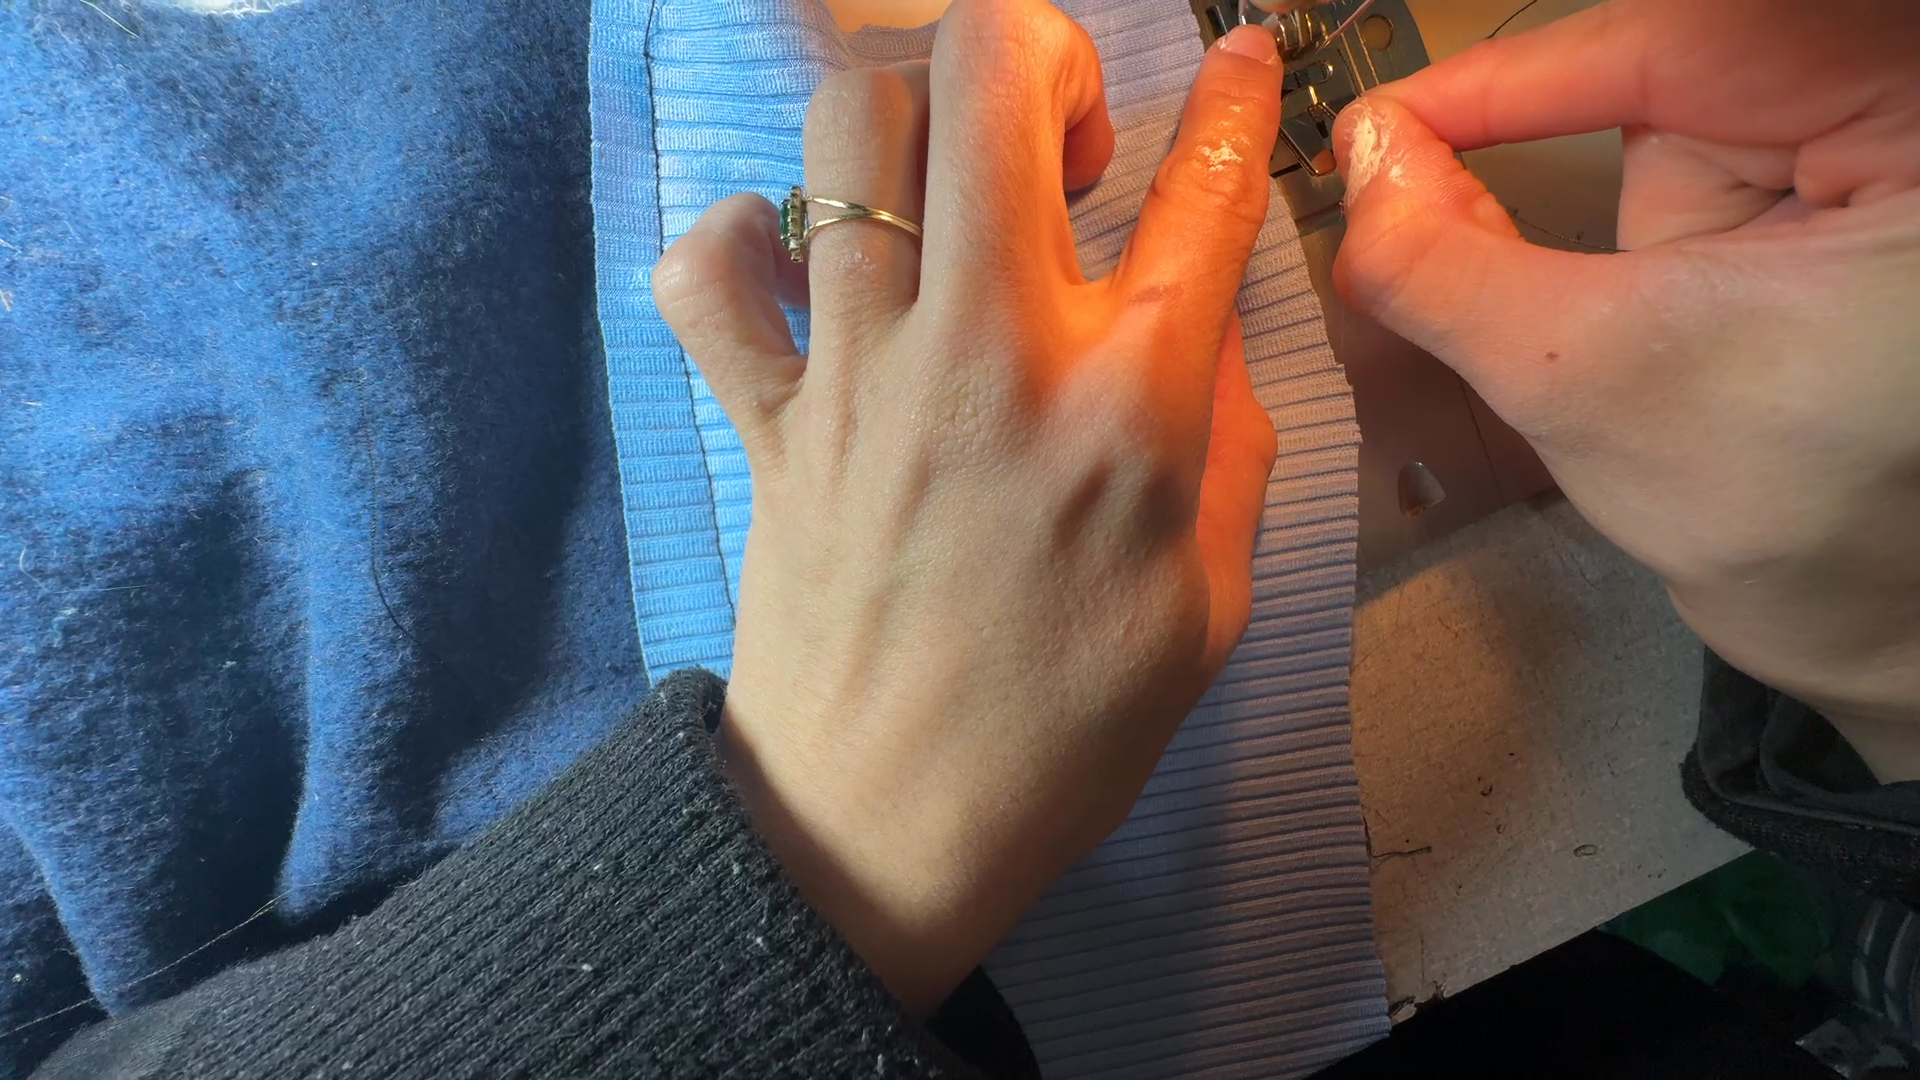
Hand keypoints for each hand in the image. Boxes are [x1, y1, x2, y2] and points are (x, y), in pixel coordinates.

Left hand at [652, 2, 1282, 1011]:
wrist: (882, 823)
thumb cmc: (1064, 735)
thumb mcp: (1206, 602)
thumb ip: (1221, 443)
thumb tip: (1194, 331)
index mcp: (1126, 410)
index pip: (1204, 198)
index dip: (1239, 107)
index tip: (1245, 64)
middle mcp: (988, 354)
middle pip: (988, 78)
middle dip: (1038, 52)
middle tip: (1059, 142)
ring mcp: (855, 378)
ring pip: (848, 131)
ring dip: (907, 117)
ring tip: (943, 196)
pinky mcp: (764, 424)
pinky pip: (708, 276)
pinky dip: (740, 243)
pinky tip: (792, 276)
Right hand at [1331, 0, 1919, 776]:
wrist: (1847, 600)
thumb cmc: (1762, 499)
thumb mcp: (1577, 374)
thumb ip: (1446, 270)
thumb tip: (1353, 167)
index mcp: (1909, 107)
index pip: (1673, 43)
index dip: (1493, 82)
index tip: (1362, 132)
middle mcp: (1874, 110)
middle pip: (1637, 78)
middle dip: (1486, 144)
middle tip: (1375, 210)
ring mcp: (1815, 160)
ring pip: (1612, 131)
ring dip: (1494, 191)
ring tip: (1410, 243)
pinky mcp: (1756, 216)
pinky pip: (1612, 188)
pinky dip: (1520, 230)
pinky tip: (1464, 265)